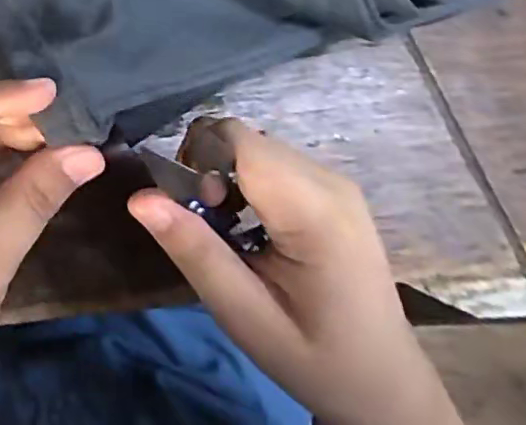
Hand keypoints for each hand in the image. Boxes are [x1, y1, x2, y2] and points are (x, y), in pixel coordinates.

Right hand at [127, 118, 461, 424]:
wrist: (387, 388)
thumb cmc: (315, 359)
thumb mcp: (244, 316)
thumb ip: (194, 250)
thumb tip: (139, 198)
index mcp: (314, 210)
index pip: (235, 138)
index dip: (200, 160)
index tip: (199, 212)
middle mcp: (328, 179)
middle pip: (241, 137)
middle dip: (208, 168)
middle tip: (213, 226)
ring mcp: (335, 179)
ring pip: (252, 144)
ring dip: (225, 174)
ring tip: (233, 229)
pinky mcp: (332, 186)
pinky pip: (270, 158)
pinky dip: (246, 179)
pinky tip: (254, 225)